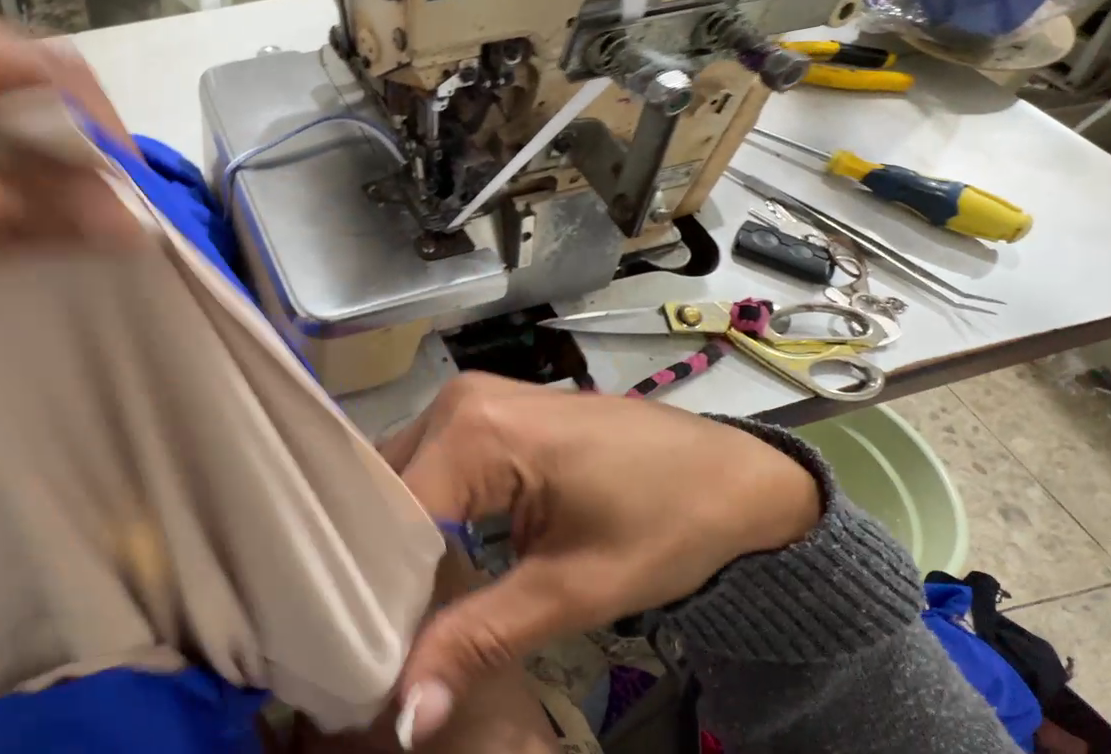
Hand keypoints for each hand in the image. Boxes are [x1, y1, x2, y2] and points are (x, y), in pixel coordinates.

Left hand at [0, 0, 139, 410]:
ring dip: (31, 184)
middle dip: (65, 164)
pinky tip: (3, 233)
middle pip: (20, 90)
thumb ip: (13, 212)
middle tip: (97, 242)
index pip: (35, 65)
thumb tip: (131, 218)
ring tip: (57, 246)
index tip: (131, 213)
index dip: (95, 137)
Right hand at [382, 375, 822, 746]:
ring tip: (399, 597)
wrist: (739, 475)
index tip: (371, 642)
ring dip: (400, 531)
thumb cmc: (667, 527)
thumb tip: (406, 715)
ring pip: (401, 470)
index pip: (394, 513)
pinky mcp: (482, 405)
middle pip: (389, 485)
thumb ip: (479, 640)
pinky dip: (423, 506)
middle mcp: (455, 400)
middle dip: (382, 555)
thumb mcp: (573, 592)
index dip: (381, 581)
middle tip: (377, 626)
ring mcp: (468, 396)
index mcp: (474, 431)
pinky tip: (429, 554)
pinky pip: (429, 458)